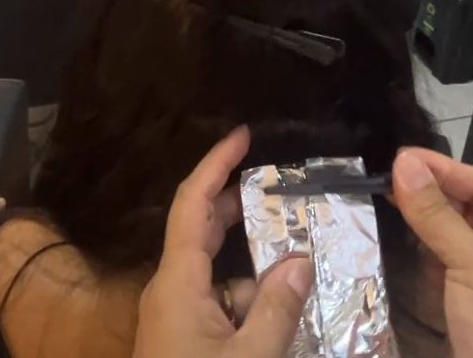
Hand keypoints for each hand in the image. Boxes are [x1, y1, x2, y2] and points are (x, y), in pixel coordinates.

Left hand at [134, 127, 314, 357]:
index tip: (243, 135)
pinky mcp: (183, 342)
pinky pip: (218, 303)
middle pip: (202, 228)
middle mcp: (171, 288)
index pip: (193, 201)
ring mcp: (175, 316)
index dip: (216, 163)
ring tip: (297, 251)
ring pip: (215, 271)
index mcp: (177, 279)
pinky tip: (282, 309)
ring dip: (252, 262)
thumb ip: (276, 308)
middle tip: (279, 187)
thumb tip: (301, 261)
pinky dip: (248, 299)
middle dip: (239, 206)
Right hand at [392, 148, 472, 357]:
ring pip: (451, 243)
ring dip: (419, 223)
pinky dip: (417, 257)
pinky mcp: (467, 321)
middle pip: (469, 212)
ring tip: (379, 202)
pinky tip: (390, 245)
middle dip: (430, 194)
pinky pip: (441, 275)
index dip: (447, 170)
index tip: (400, 159)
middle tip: (383, 178)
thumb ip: (438, 214)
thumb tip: (403, 160)